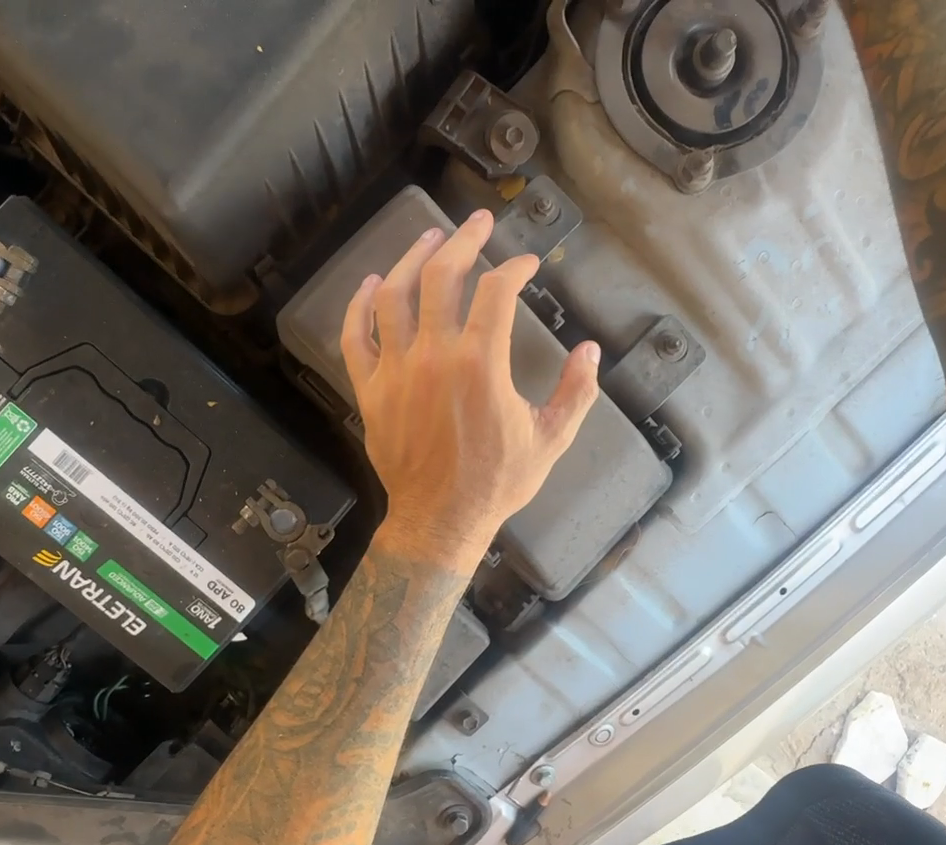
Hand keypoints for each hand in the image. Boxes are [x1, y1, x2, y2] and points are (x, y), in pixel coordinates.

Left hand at [340, 208, 599, 572]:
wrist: (439, 522)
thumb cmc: (496, 484)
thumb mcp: (550, 441)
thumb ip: (576, 393)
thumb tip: (590, 350)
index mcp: (481, 364)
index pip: (496, 291)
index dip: (515, 268)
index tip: (528, 265)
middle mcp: (433, 356)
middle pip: (441, 277)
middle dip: (463, 240)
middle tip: (478, 221)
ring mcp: (395, 372)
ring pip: (393, 296)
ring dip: (411, 258)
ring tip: (430, 238)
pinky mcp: (370, 392)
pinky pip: (355, 338)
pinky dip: (359, 306)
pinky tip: (372, 284)